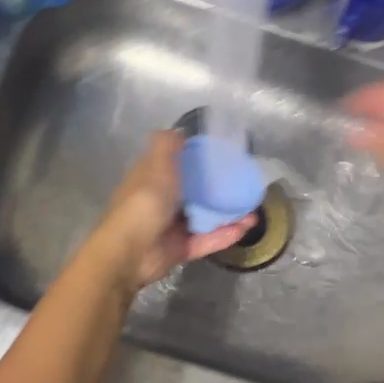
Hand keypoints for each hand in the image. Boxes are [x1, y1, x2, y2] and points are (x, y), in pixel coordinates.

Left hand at [88, 131, 255, 288]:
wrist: (131, 252)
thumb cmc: (144, 202)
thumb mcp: (155, 165)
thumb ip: (167, 146)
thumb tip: (180, 130)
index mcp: (153, 179)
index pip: (177, 165)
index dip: (198, 160)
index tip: (224, 156)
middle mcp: (163, 201)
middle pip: (195, 193)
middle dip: (219, 190)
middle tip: (244, 185)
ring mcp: (172, 227)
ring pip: (205, 218)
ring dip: (229, 214)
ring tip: (253, 211)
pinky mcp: (182, 249)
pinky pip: (207, 240)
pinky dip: (225, 234)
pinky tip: (245, 227)